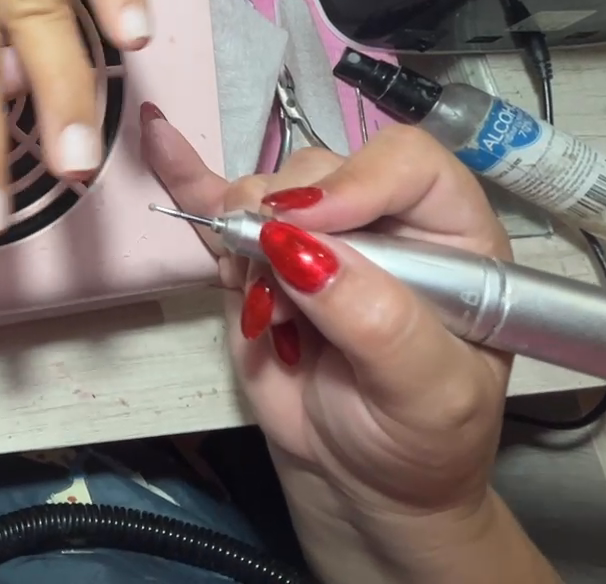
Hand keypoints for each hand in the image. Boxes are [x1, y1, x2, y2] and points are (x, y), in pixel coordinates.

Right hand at [143, 113, 512, 529]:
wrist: (358, 472)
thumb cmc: (417, 438)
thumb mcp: (424, 393)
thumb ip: (374, 318)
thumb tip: (293, 244)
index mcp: (447, 238)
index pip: (407, 167)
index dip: (356, 180)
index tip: (307, 222)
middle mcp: (378, 221)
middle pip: (320, 170)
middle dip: (285, 217)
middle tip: (277, 282)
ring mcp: (310, 235)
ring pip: (262, 191)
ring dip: (243, 234)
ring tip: (262, 300)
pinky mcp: (254, 254)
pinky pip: (214, 202)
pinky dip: (184, 173)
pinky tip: (158, 134)